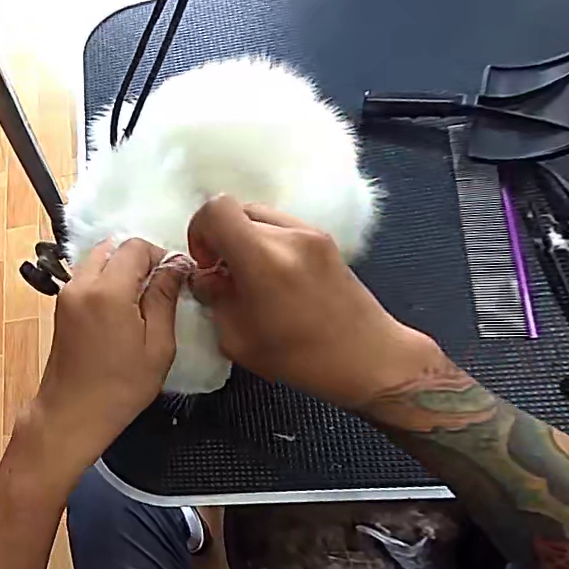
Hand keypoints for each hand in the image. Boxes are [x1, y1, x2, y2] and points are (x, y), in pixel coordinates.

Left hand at [26, 239, 186, 465]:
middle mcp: (82, 283)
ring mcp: (67, 294)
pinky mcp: (62, 306)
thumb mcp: (158, 346)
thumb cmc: (121, 387)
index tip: (177, 279)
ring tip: (144, 300)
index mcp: (108, 291)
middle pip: (114, 247)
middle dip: (141, 259)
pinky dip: (108, 280)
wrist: (71, 415)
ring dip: (123, 269)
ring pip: (99, 259)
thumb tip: (176, 265)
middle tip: (161, 288)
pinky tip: (124, 309)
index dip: (161, 256)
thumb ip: (165, 298)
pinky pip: (88, 276)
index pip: (136, 247)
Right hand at [187, 195, 443, 411]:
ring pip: (261, 217)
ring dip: (245, 242)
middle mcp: (288, 234)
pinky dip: (269, 246)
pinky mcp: (327, 241)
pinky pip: (284, 228)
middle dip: (222, 240)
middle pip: (237, 211)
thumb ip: (214, 299)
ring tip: (252, 281)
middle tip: (226, 277)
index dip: (199, 231)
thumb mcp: (240, 341)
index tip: (206, 265)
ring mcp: (311, 234)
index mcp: (262, 257)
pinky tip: (277, 282)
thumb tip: (206, 277)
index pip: (215, 209)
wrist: (370, 358)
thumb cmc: (302, 360)